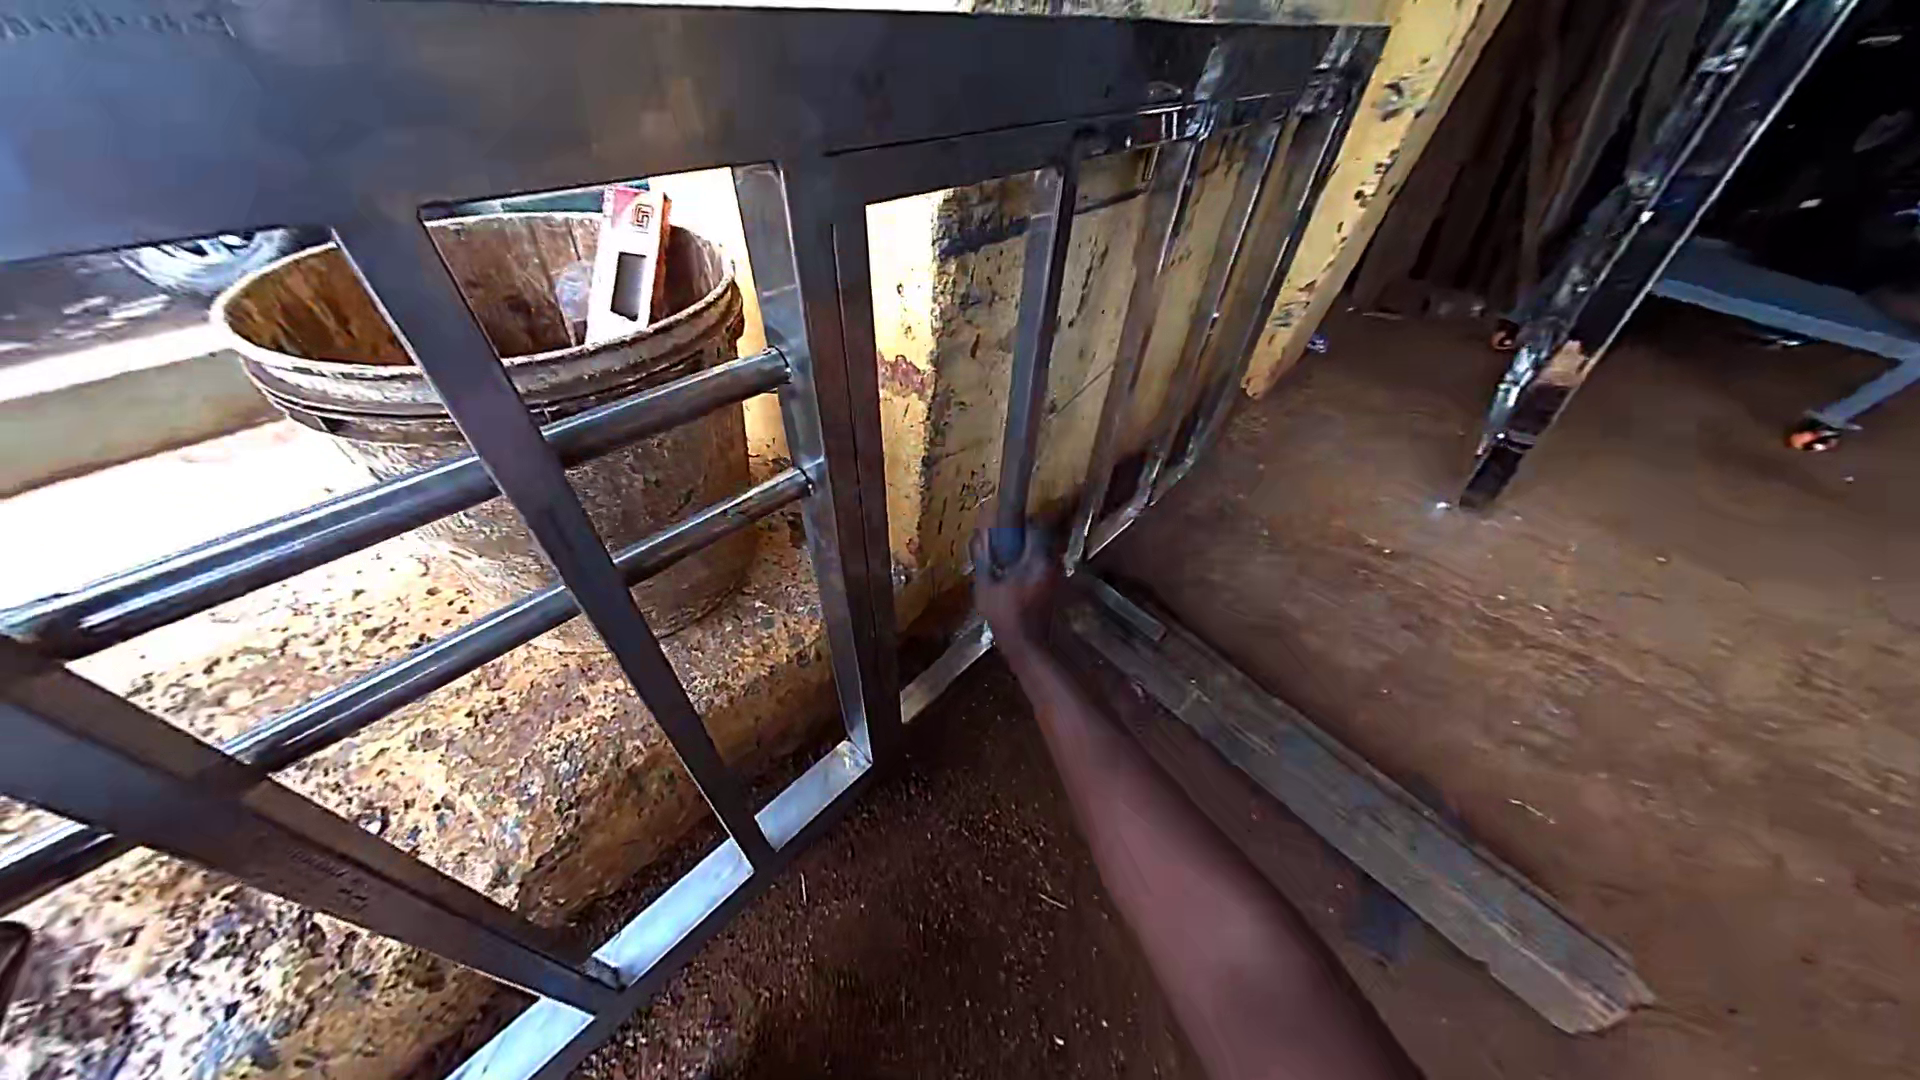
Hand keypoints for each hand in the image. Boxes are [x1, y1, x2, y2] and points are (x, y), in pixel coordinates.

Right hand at [971, 521, 1061, 653]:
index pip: (1035, 526)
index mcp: (1037, 559)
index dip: (1019, 523)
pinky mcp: (1055, 587)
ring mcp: (1056, 576)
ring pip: (1042, 553)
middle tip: (1002, 544)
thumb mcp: (986, 585)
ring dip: (1026, 551)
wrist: (1026, 645)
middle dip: (1022, 537)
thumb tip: (979, 533)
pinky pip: (1043, 566)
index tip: (1004, 527)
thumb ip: (983, 556)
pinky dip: (1030, 565)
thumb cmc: (1004, 615)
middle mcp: (1052, 563)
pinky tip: (1014, 576)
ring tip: (1005, 561)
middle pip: (1041, 538)